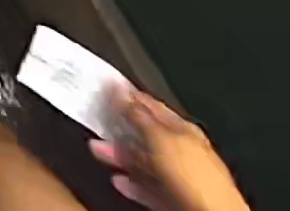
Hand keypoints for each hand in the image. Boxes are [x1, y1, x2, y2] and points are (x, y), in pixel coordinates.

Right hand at [88, 89, 249, 210]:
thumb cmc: (193, 176)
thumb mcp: (160, 138)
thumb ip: (137, 114)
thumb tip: (118, 89)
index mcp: (184, 131)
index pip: (150, 105)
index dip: (126, 96)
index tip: (103, 89)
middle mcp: (183, 152)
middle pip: (144, 135)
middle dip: (118, 129)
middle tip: (96, 124)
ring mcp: (180, 178)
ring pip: (144, 161)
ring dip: (119, 155)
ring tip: (98, 152)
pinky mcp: (175, 200)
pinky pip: (149, 187)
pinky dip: (132, 183)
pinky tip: (119, 181)